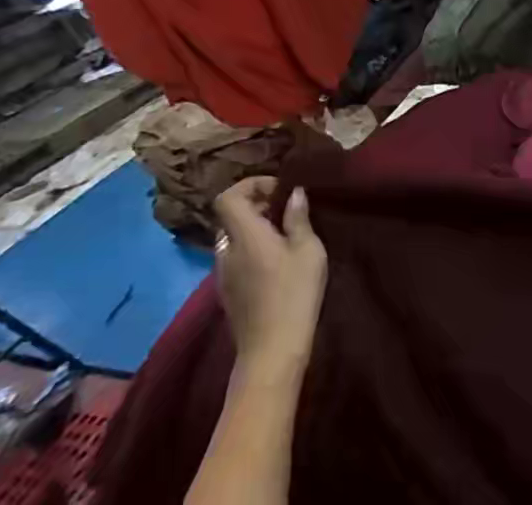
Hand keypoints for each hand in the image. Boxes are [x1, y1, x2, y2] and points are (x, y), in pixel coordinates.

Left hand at [213, 177, 327, 373]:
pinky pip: (236, 256)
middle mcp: (225, 250)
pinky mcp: (227, 290)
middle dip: (259, 206)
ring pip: (234, 237)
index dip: (251, 185)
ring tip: (288, 236)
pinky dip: (253, 248)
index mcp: (244, 236)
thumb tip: (294, 193)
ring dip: (257, 228)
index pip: (228, 197)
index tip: (281, 189)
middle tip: (290, 211)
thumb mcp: (308, 249)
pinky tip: (278, 262)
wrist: (271, 347)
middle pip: (232, 216)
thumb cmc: (295, 292)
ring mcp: (222, 273)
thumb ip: (298, 219)